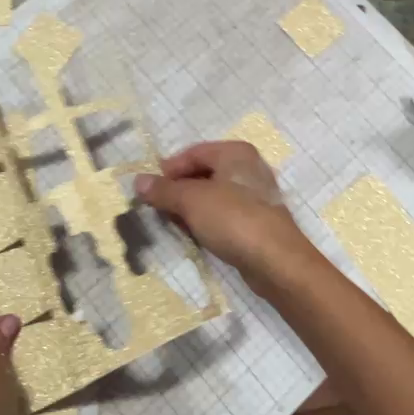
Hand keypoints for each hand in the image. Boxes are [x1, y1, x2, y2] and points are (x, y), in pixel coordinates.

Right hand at [134, 141, 314, 279]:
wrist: (276, 261)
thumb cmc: (233, 219)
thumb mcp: (191, 201)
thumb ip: (163, 190)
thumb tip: (138, 181)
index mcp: (234, 152)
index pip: (193, 153)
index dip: (169, 169)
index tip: (149, 189)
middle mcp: (247, 168)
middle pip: (203, 173)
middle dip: (178, 190)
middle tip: (158, 208)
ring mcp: (254, 196)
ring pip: (213, 196)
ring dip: (190, 208)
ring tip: (173, 224)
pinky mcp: (257, 221)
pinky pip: (224, 214)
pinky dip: (207, 221)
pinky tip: (195, 236)